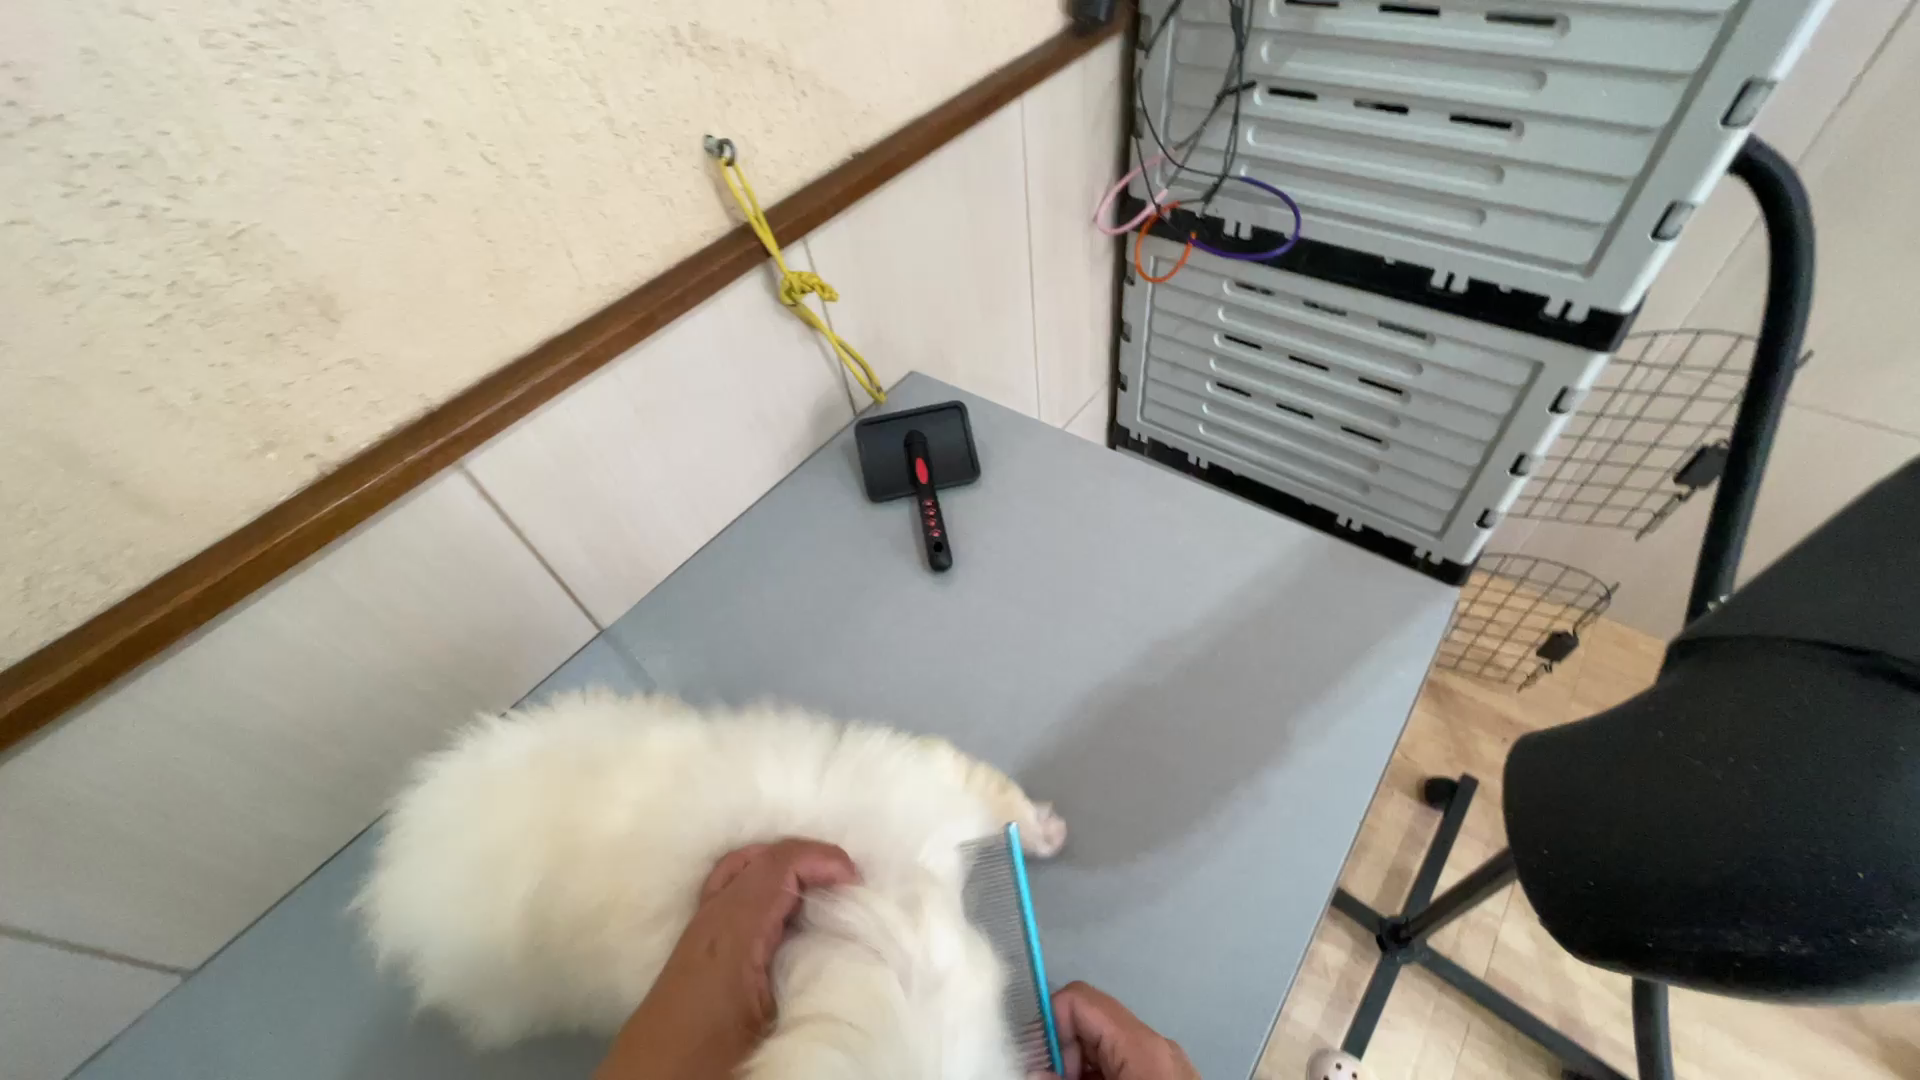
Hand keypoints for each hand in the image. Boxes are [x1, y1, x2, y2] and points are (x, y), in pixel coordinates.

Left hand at [594, 839, 858, 1079]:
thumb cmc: (706, 1066)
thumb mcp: (775, 1033)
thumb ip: (819, 987)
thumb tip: (865, 964)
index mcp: (731, 932)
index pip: (777, 864)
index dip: (822, 858)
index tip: (856, 884)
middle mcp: (709, 922)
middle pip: (757, 858)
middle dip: (806, 859)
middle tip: (844, 886)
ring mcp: (697, 935)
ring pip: (740, 873)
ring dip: (784, 873)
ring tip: (820, 898)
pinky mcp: (692, 955)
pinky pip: (732, 897)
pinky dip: (765, 891)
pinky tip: (785, 925)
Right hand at [1051, 981, 1198, 1079]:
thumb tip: (1034, 1070)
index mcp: (1141, 1041)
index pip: (1080, 997)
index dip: (1050, 1023)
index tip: (1042, 1063)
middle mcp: (1157, 1042)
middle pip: (1093, 1020)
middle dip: (1065, 1049)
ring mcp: (1168, 1061)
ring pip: (1108, 1043)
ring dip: (1082, 1064)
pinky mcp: (1172, 1076)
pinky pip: (1127, 1061)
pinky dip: (1103, 1073)